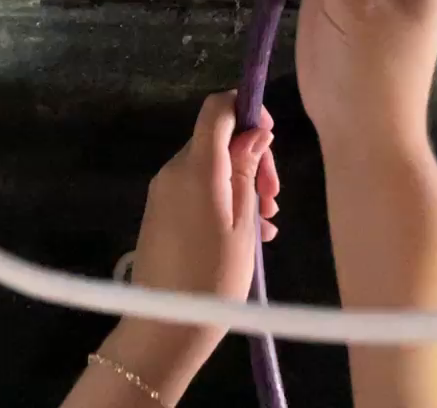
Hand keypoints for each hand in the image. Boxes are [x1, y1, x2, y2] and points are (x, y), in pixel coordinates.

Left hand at [107, 91, 278, 383]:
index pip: (216, 109)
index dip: (245, 108)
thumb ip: (248, 170)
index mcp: (196, 167)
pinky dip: (224, 198)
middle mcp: (174, 169)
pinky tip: (250, 232)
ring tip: (268, 220)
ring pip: (210, 166)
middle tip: (275, 195)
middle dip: (251, 157)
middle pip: (217, 139)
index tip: (270, 134)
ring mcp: (164, 190)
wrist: (164, 328)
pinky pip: (197, 188)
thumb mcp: (243, 223)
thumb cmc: (213, 276)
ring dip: (242, 182)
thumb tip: (254, 131)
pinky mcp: (161, 210)